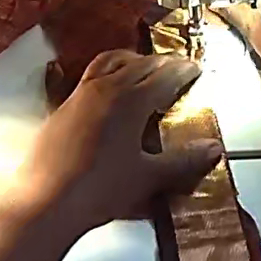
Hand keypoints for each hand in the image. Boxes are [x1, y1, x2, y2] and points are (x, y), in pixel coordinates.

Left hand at [13, 50, 218, 233]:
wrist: (47, 199)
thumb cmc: (99, 189)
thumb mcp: (149, 177)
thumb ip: (183, 161)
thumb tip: (213, 148)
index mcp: (131, 100)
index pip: (165, 76)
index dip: (183, 70)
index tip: (194, 68)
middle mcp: (106, 88)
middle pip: (139, 64)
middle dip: (161, 63)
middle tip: (176, 67)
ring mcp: (81, 93)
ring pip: (111, 62)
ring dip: (131, 60)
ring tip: (143, 67)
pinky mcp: (63, 105)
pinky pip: (89, 75)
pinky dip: (107, 71)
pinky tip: (107, 86)